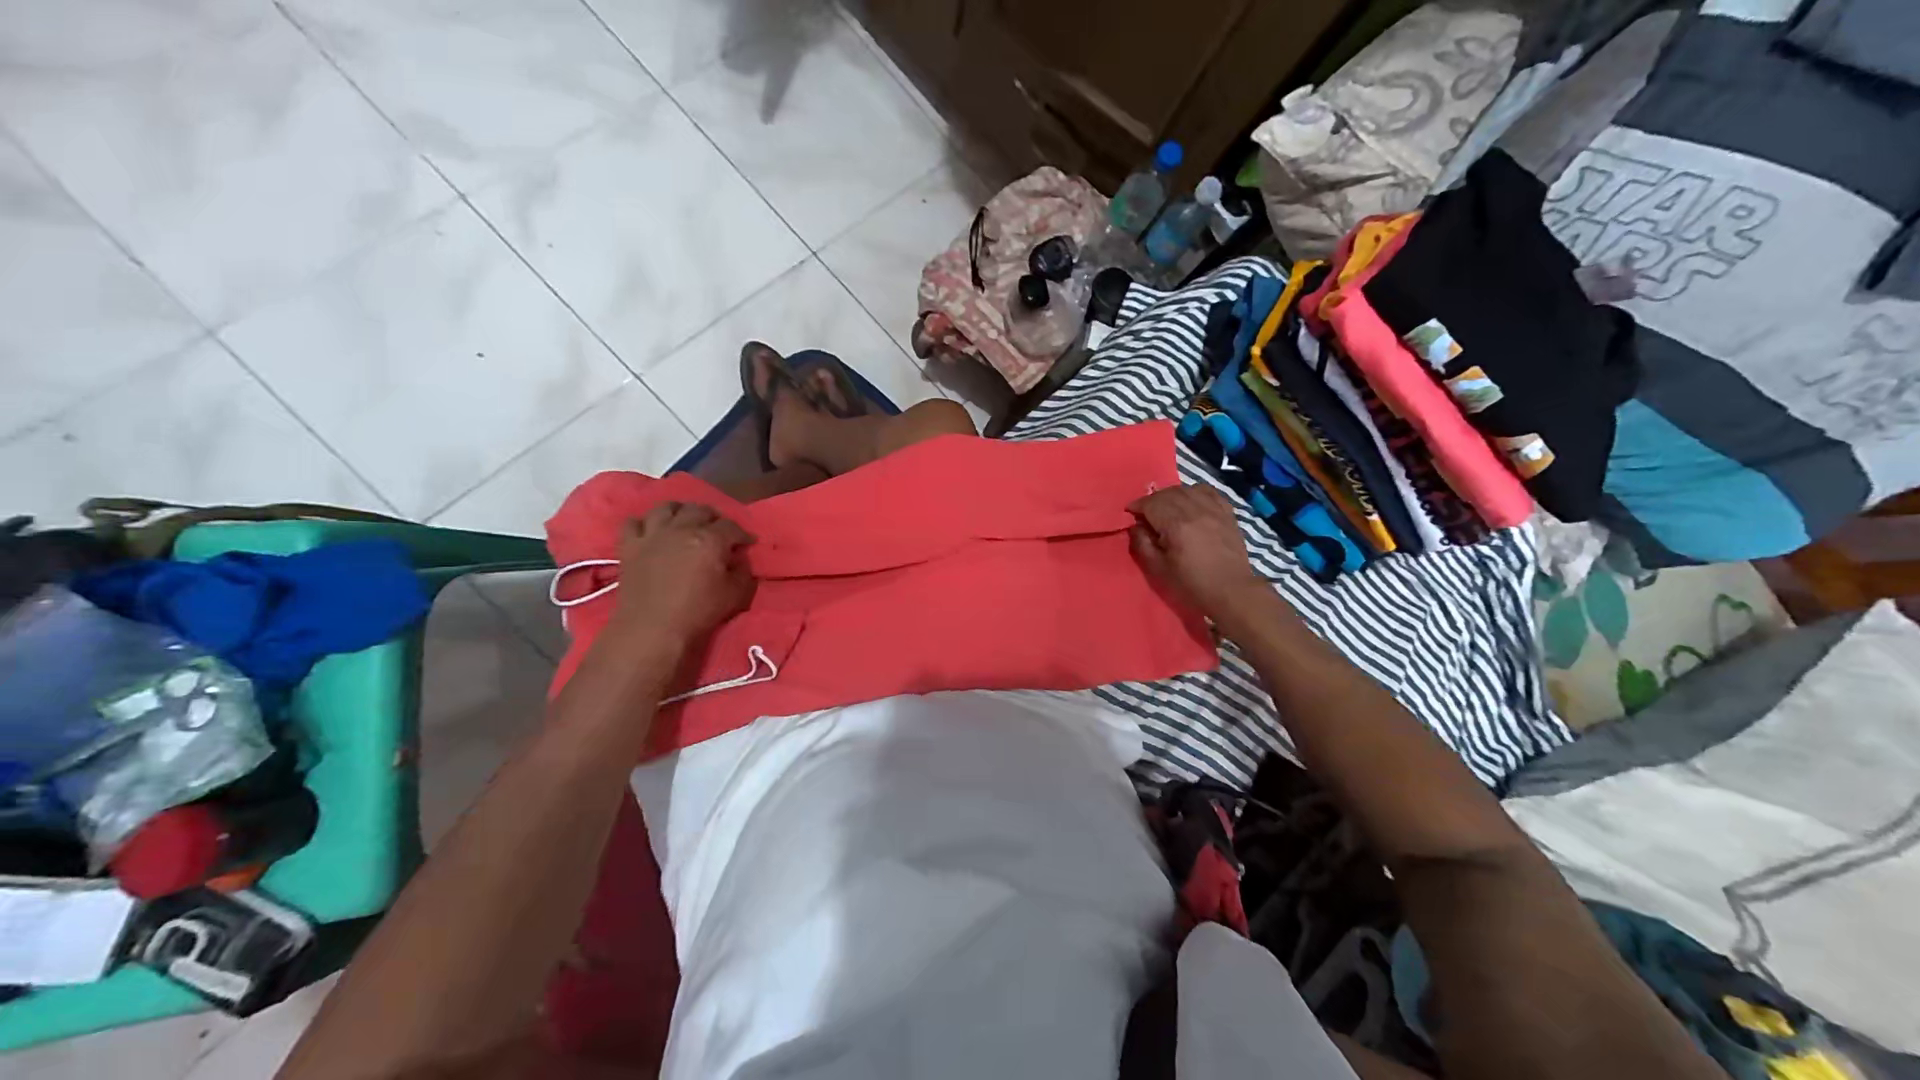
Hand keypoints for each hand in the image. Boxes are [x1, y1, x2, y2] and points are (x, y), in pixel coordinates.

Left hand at [607, 502, 755, 649]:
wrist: (651, 629)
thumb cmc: (698, 612)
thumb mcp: (735, 596)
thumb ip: (744, 573)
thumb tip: (740, 560)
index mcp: (710, 539)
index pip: (732, 526)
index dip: (743, 534)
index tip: (747, 543)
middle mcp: (681, 528)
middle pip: (700, 510)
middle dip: (714, 518)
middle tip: (718, 531)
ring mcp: (652, 534)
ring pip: (666, 508)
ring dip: (679, 511)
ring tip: (684, 522)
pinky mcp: (629, 546)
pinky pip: (633, 522)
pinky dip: (643, 524)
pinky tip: (650, 532)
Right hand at [1129, 485, 1267, 621]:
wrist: (1231, 590)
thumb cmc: (1192, 583)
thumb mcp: (1158, 569)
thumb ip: (1142, 544)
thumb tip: (1136, 527)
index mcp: (1176, 524)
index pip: (1151, 503)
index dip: (1137, 506)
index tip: (1130, 513)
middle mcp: (1195, 510)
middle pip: (1168, 493)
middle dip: (1152, 500)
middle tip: (1146, 513)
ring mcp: (1214, 509)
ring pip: (1187, 489)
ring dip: (1172, 495)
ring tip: (1167, 507)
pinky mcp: (1227, 513)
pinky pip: (1209, 491)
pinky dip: (1195, 492)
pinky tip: (1191, 501)